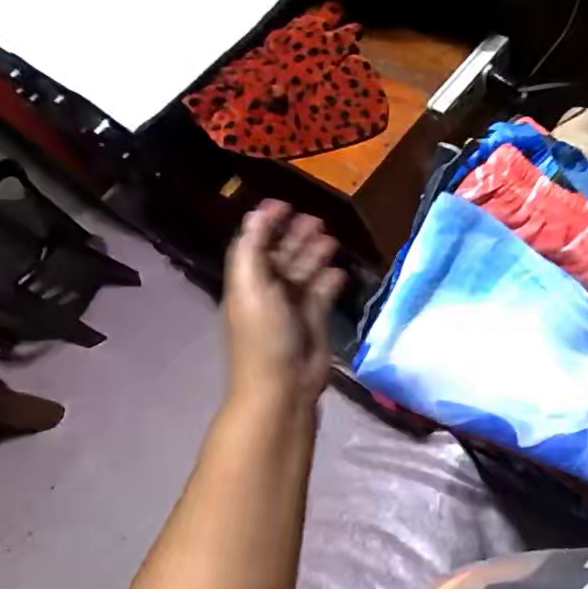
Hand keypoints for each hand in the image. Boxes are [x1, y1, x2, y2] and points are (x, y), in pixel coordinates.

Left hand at [224, 201, 344, 406]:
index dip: (267, 224)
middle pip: (283, 255)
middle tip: (316, 219)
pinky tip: (339, 272)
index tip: (285, 203)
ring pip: (305, 271)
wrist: (283, 385)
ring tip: (330, 238)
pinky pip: (323, 293)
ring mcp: (293, 306)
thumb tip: (257, 215)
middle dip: (297, 236)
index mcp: (248, 282)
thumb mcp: (250, 287)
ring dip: (315, 254)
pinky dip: (331, 280)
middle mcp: (270, 291)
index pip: (256, 245)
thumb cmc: (263, 336)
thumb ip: (252, 249)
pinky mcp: (315, 320)